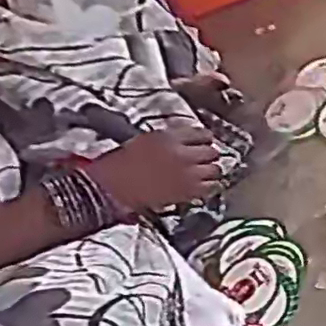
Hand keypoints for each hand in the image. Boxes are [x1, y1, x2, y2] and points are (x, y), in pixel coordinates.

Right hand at [86, 127, 220, 212]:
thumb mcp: (144, 141)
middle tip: (203, 159)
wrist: (109, 186)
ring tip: (204, 173)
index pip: (202, 134)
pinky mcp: (189, 191)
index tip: (204, 142)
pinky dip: (211, 186)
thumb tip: (189, 141)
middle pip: (212, 152)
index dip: (205, 138)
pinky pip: (213, 187)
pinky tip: (204, 185)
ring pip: (216, 169)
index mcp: (167, 138)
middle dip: (209, 155)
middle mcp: (181, 154)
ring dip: (211, 171)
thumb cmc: (120, 163)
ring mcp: (188, 174)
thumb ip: (170, 140)